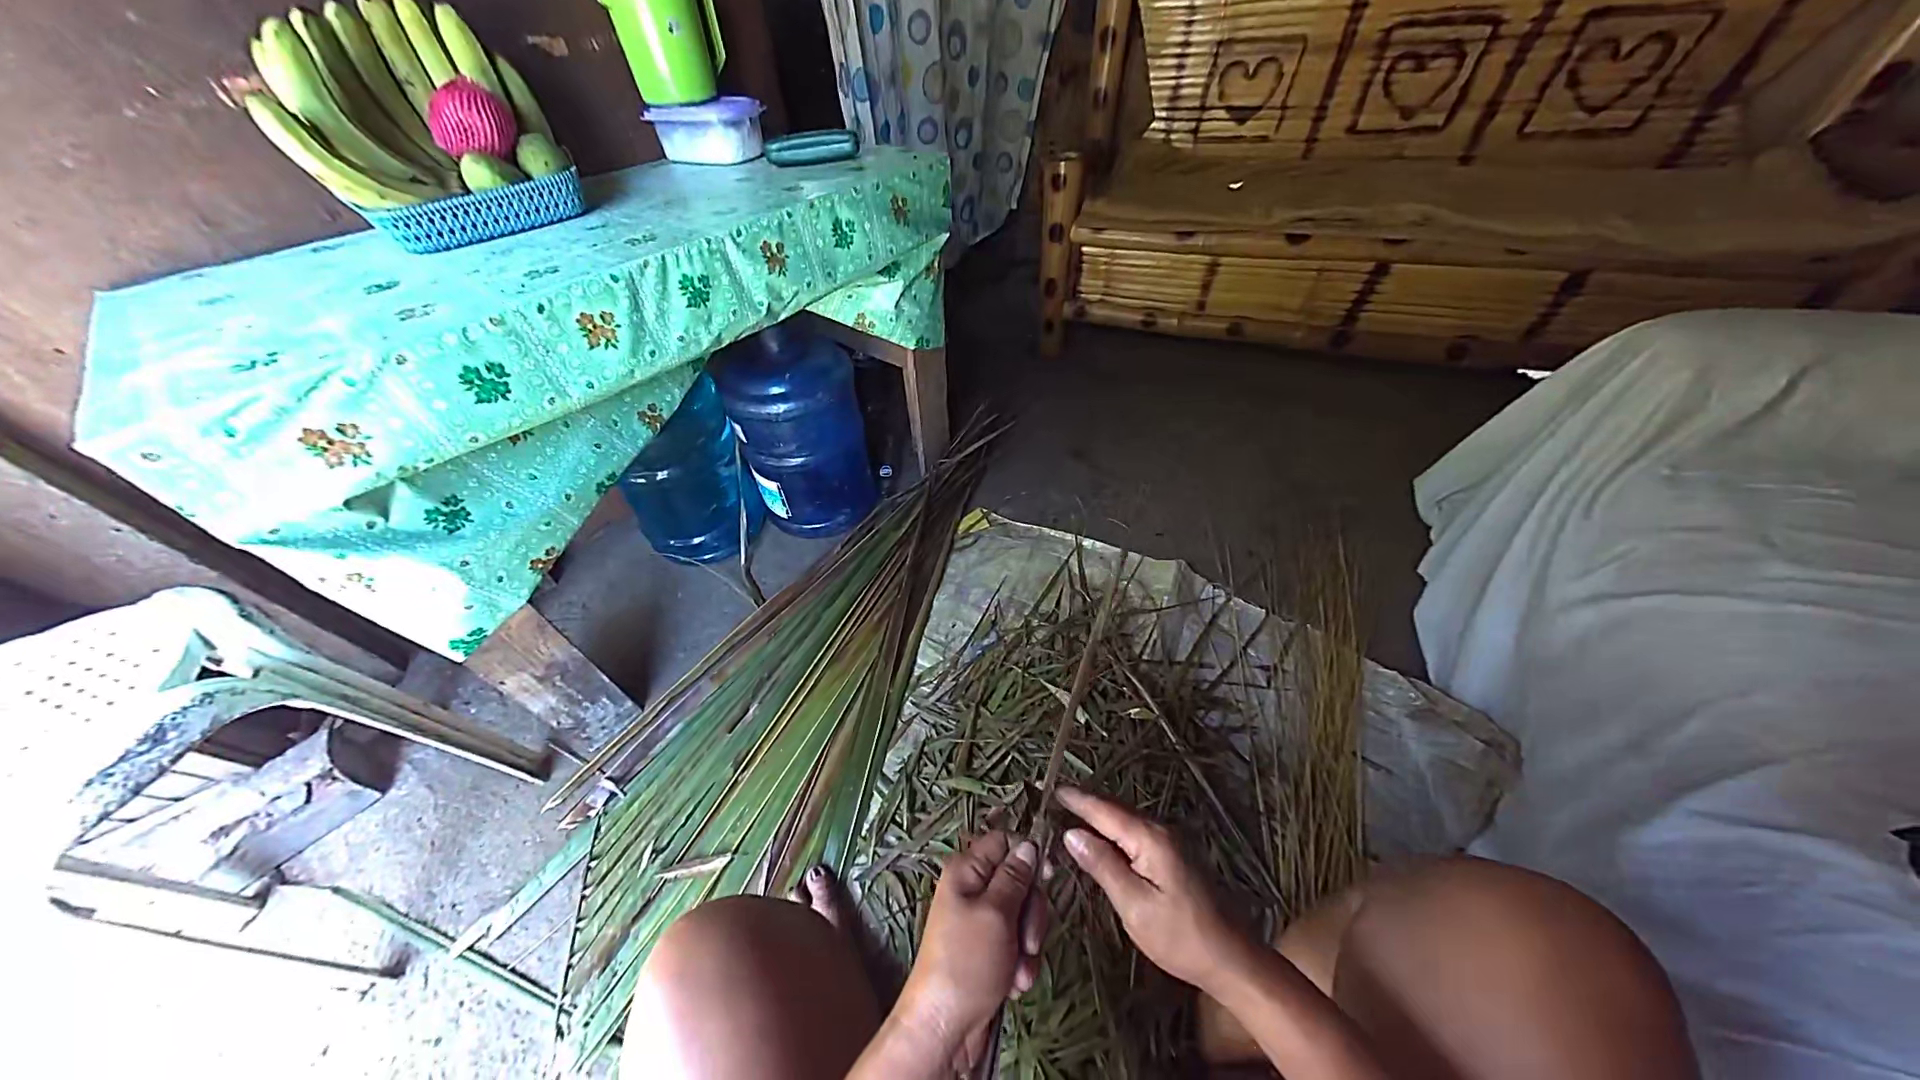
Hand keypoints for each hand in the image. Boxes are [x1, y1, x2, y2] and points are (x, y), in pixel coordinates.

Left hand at [895, 830, 1049, 1047]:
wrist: (946, 1028)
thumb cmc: (966, 963)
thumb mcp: (996, 913)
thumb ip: (1016, 877)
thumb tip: (1029, 844)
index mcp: (966, 870)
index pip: (1004, 841)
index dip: (1027, 854)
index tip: (1046, 875)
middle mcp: (973, 889)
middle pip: (1020, 880)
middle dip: (1031, 912)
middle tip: (1026, 938)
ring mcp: (982, 921)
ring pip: (1024, 914)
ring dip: (1029, 943)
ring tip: (1017, 969)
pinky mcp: (991, 949)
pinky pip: (1019, 943)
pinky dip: (1022, 962)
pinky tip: (1014, 982)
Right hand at [1057, 785, 1245, 990]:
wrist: (1231, 958)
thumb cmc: (1180, 937)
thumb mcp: (1134, 905)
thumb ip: (1102, 866)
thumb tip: (1071, 834)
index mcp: (1150, 839)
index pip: (1104, 811)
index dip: (1076, 799)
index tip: (1050, 788)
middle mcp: (1160, 831)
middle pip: (1114, 809)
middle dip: (1083, 803)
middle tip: (1052, 798)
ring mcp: (1169, 842)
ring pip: (1124, 820)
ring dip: (1096, 815)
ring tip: (1066, 812)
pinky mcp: (1172, 855)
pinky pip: (1134, 832)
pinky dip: (1111, 829)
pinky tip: (1098, 837)